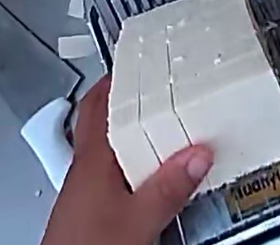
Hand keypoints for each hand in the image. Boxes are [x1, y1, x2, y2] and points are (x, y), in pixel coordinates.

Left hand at [40, 77, 210, 244]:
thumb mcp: (140, 217)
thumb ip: (170, 185)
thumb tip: (198, 153)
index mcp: (93, 156)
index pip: (98, 102)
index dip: (112, 79)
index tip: (130, 63)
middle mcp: (83, 165)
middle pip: (95, 117)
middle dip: (116, 99)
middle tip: (140, 87)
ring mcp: (82, 185)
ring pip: (99, 142)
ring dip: (118, 129)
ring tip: (146, 126)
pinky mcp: (85, 207)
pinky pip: (102, 168)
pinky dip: (120, 159)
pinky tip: (137, 175)